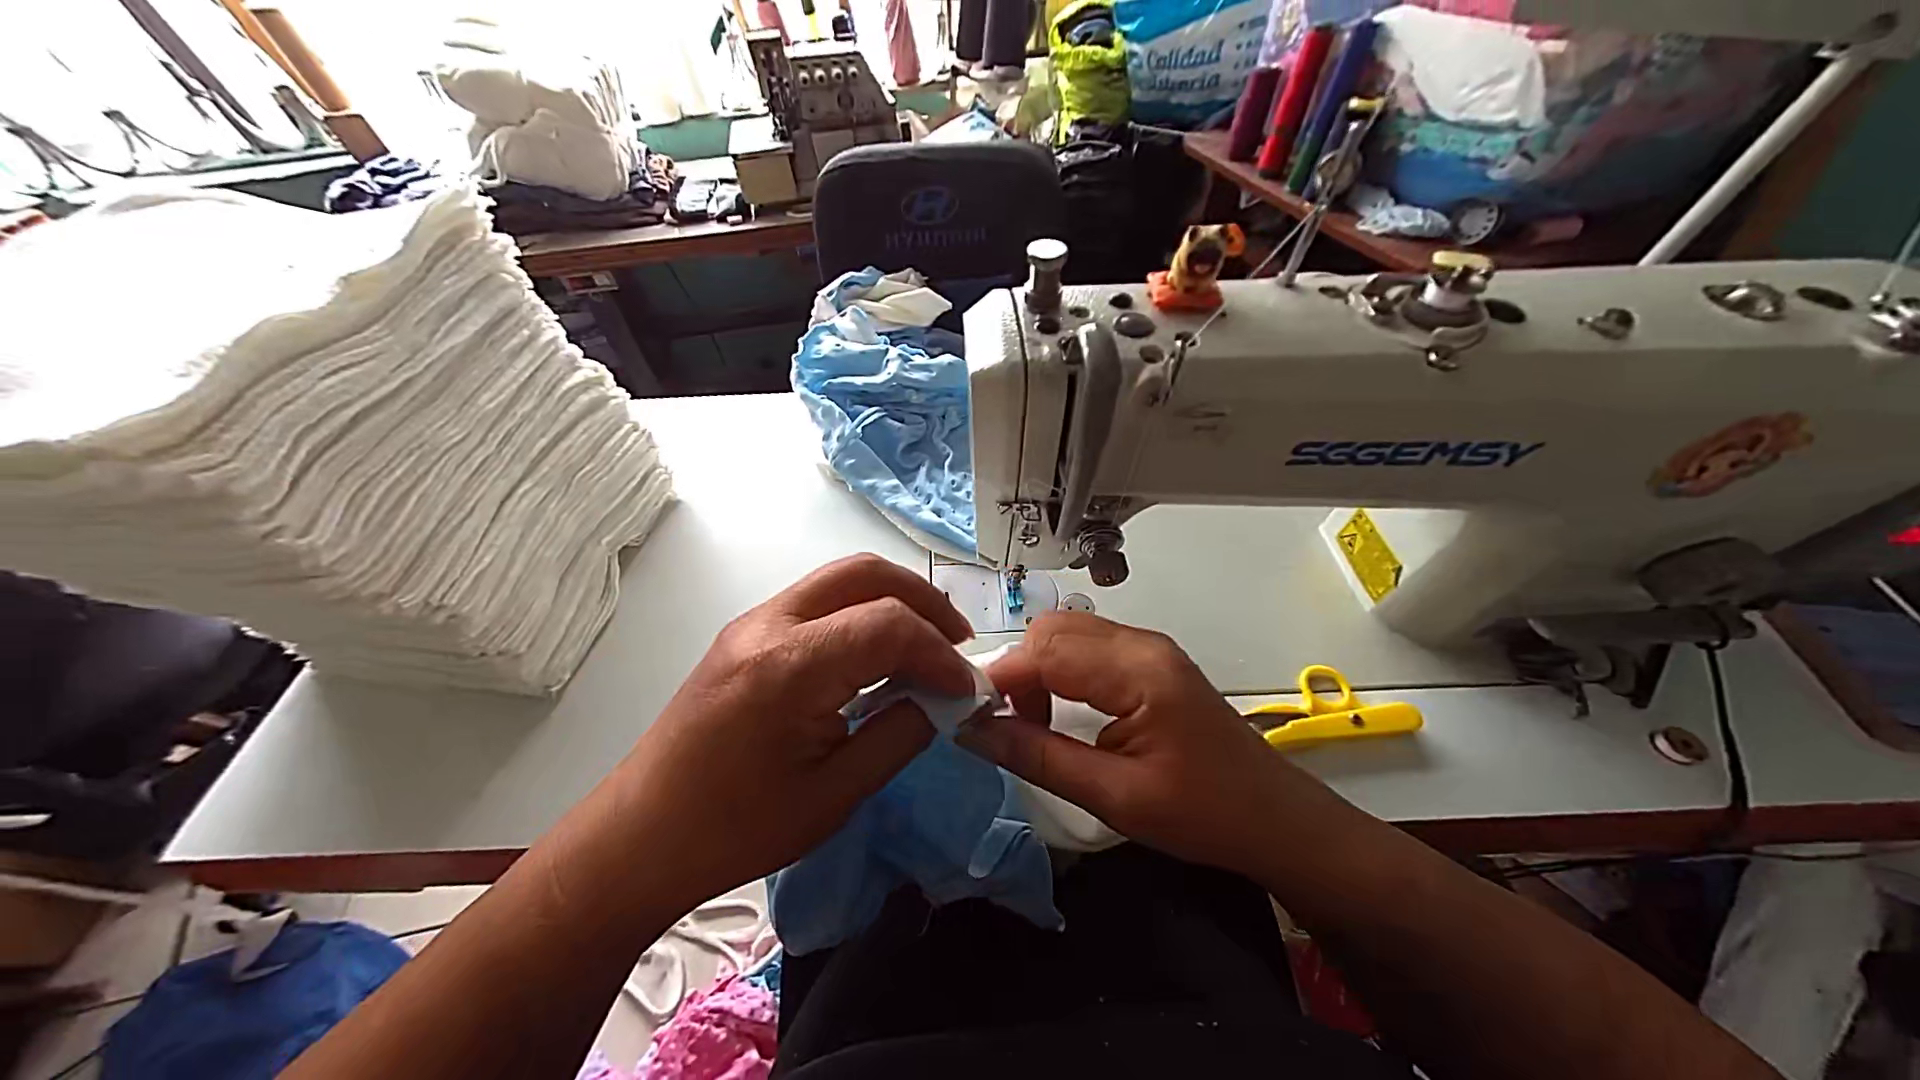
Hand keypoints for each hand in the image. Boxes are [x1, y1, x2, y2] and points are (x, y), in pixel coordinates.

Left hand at [617, 554, 974, 906]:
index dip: (938, 652)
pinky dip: (862, 612)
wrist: (642, 835)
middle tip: (956, 643)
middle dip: (923, 600)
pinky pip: (819, 601)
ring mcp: (752, 622)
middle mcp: (768, 624)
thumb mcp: (835, 795)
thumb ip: (900, 733)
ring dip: (893, 600)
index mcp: (788, 667)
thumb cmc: (737, 829)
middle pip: (864, 574)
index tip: (964, 690)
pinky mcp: (746, 633)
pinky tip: (879, 652)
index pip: (888, 624)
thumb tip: (944, 698)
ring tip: (928, 644)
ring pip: (840, 578)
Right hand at [961, 612, 1342, 876]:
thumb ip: (1038, 757)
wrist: (1275, 818)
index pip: (1047, 651)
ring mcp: (1148, 647)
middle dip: (1017, 670)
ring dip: (1036, 669)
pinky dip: (1060, 670)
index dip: (1000, 677)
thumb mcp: (1114, 797)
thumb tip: (972, 730)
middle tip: (1003, 723)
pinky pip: (1087, 647)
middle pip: (1053, 630)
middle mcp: (1141, 643)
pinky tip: (1060, 710)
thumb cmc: (1203, 814)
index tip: (968, 713)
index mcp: (1139, 671)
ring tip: (1031, 721)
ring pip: (1067, 634)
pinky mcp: (1149, 660)